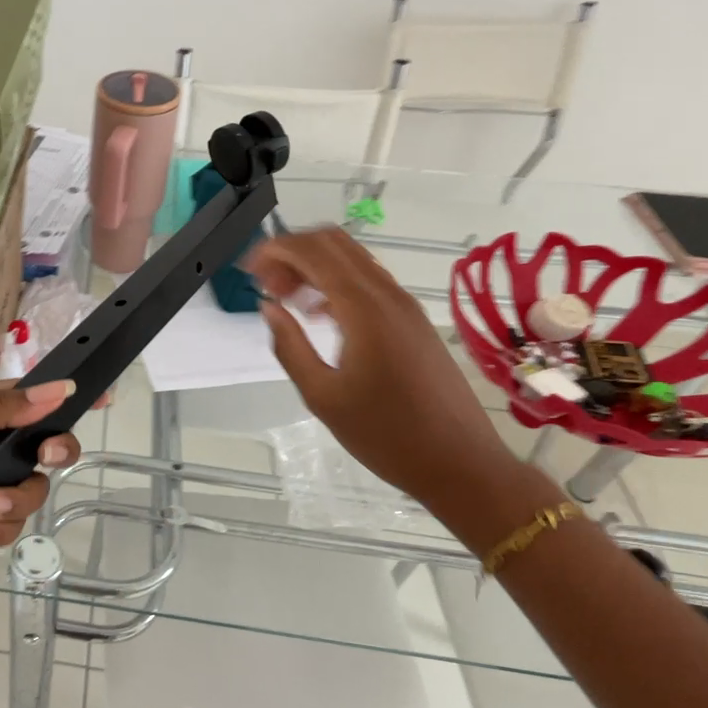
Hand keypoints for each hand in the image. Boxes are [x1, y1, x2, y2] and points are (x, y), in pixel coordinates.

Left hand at [0, 379, 80, 546]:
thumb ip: (1, 408)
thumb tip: (59, 387)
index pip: (33, 397)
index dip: (66, 397)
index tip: (103, 398)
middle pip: (46, 447)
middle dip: (55, 453)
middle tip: (45, 457)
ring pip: (32, 490)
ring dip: (15, 500)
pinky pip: (11, 523)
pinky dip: (0, 528)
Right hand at [247, 227, 518, 506]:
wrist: (460, 463)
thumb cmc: (386, 435)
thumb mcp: (322, 396)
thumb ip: (289, 345)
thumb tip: (269, 308)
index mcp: (363, 309)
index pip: (313, 252)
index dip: (274, 250)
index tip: (247, 271)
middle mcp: (387, 295)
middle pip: (333, 243)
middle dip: (292, 253)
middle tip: (266, 286)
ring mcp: (405, 306)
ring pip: (352, 259)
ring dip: (314, 267)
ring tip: (287, 302)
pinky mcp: (413, 321)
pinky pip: (368, 282)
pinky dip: (336, 283)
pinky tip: (319, 316)